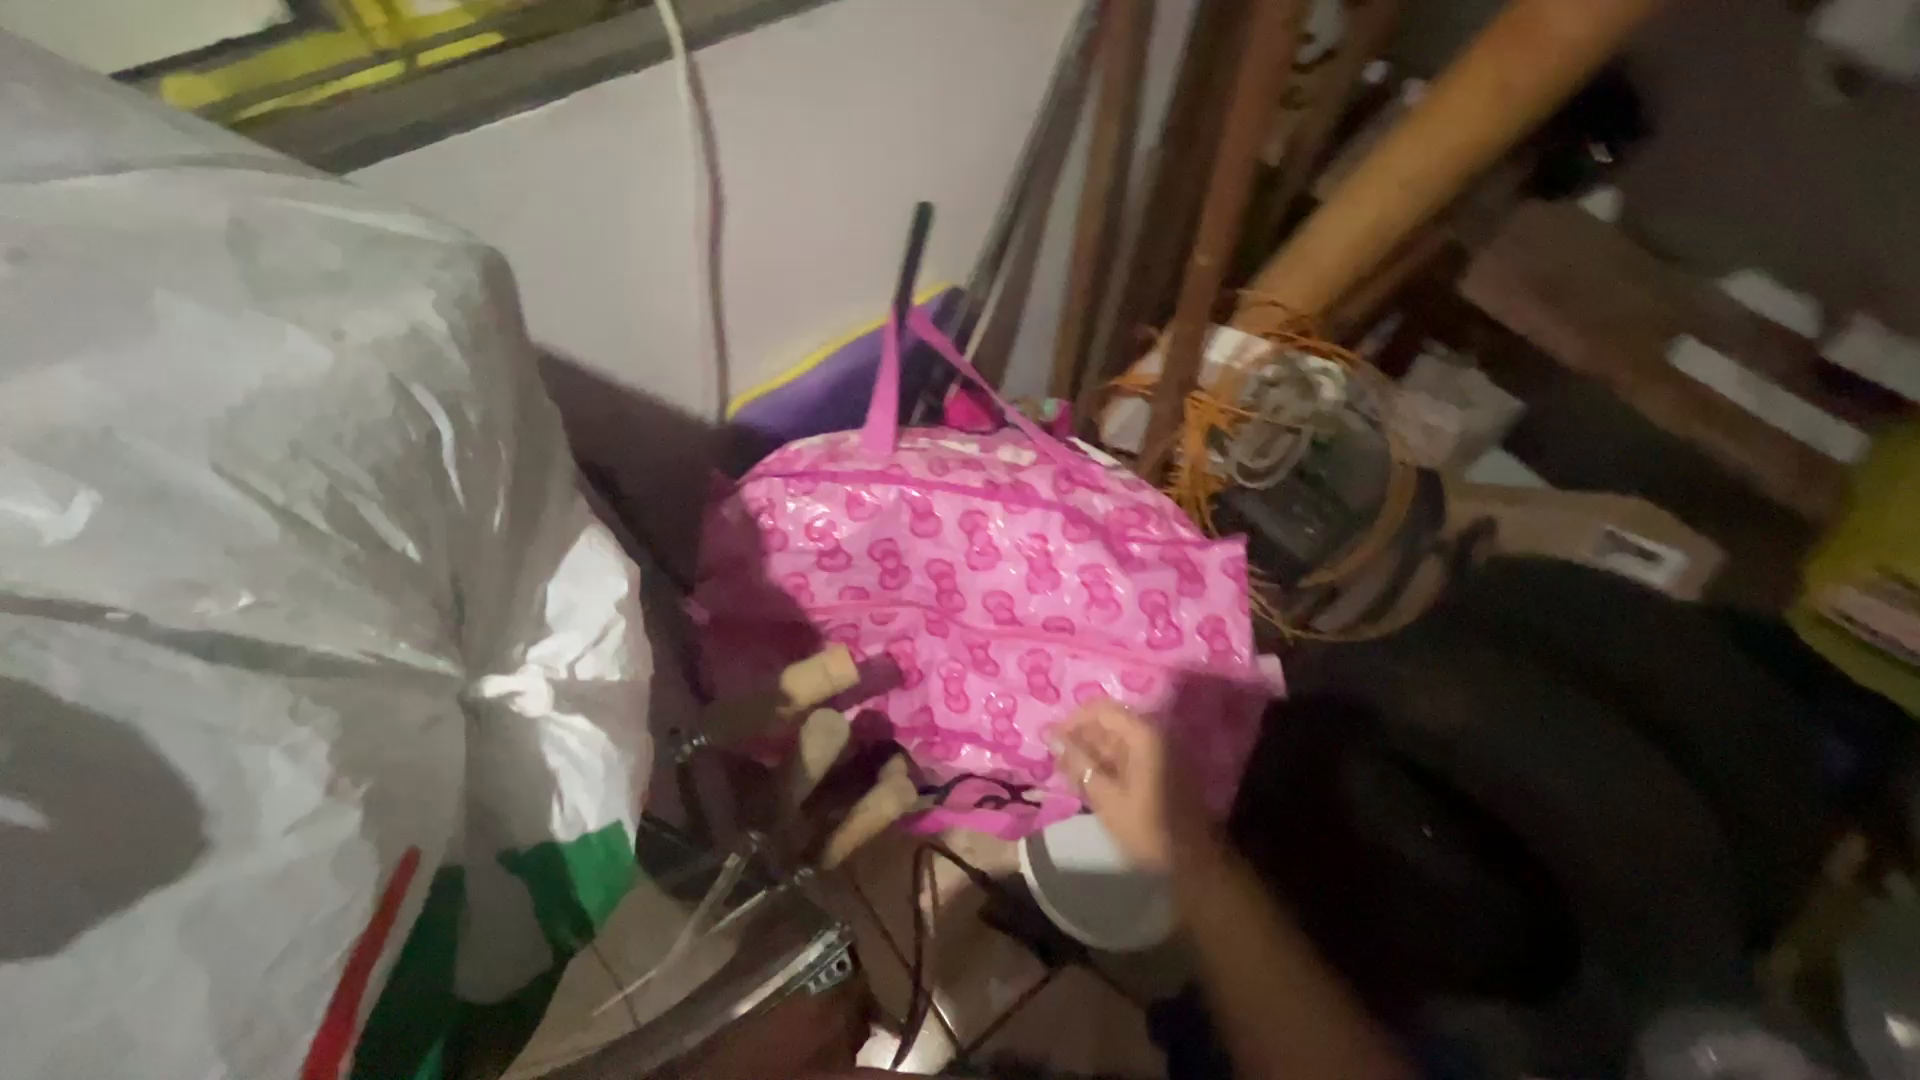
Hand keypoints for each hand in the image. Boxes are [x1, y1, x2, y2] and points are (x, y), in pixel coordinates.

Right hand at [1054, 701, 1208, 871]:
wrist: (1192, 861)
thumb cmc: (1146, 827)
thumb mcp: (1105, 796)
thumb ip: (1078, 761)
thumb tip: (1051, 736)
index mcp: (1143, 735)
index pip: (1101, 709)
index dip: (1073, 721)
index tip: (1052, 742)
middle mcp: (1154, 734)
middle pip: (1110, 722)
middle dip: (1081, 738)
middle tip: (1057, 761)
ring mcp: (1160, 751)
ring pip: (1117, 740)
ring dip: (1092, 753)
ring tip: (1068, 773)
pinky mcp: (1162, 767)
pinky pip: (1129, 754)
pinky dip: (1108, 764)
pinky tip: (1090, 782)